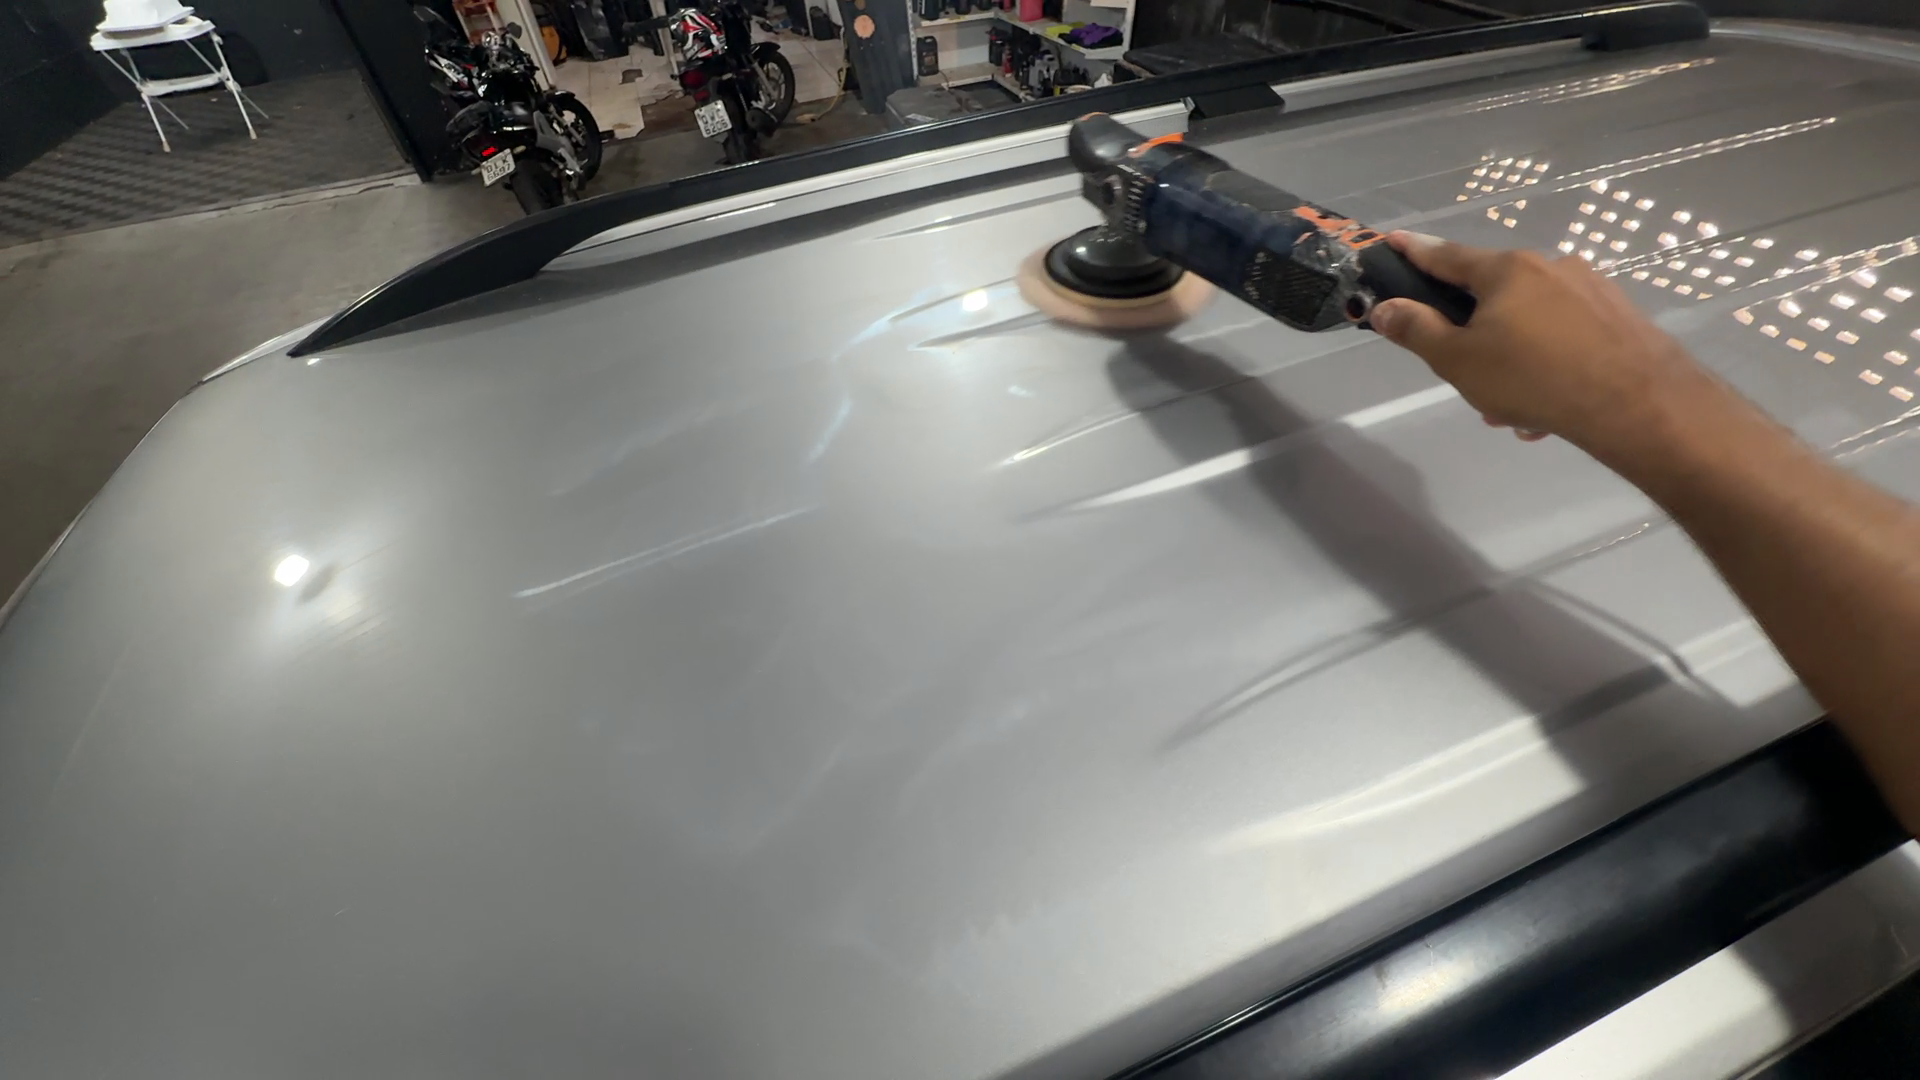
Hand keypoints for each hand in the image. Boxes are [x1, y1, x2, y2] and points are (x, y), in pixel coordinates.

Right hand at [1369, 232, 1710, 452]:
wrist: (1636, 402)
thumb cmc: (1530, 376)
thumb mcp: (1455, 359)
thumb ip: (1416, 329)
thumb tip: (1385, 307)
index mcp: (1505, 271)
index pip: (1446, 256)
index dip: (1415, 252)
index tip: (1393, 241)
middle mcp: (1549, 267)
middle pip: (1488, 295)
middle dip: (1469, 334)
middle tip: (1461, 374)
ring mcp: (1588, 288)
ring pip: (1525, 322)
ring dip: (1506, 358)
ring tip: (1507, 405)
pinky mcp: (1615, 314)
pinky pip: (1559, 337)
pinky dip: (1542, 365)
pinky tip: (1541, 405)